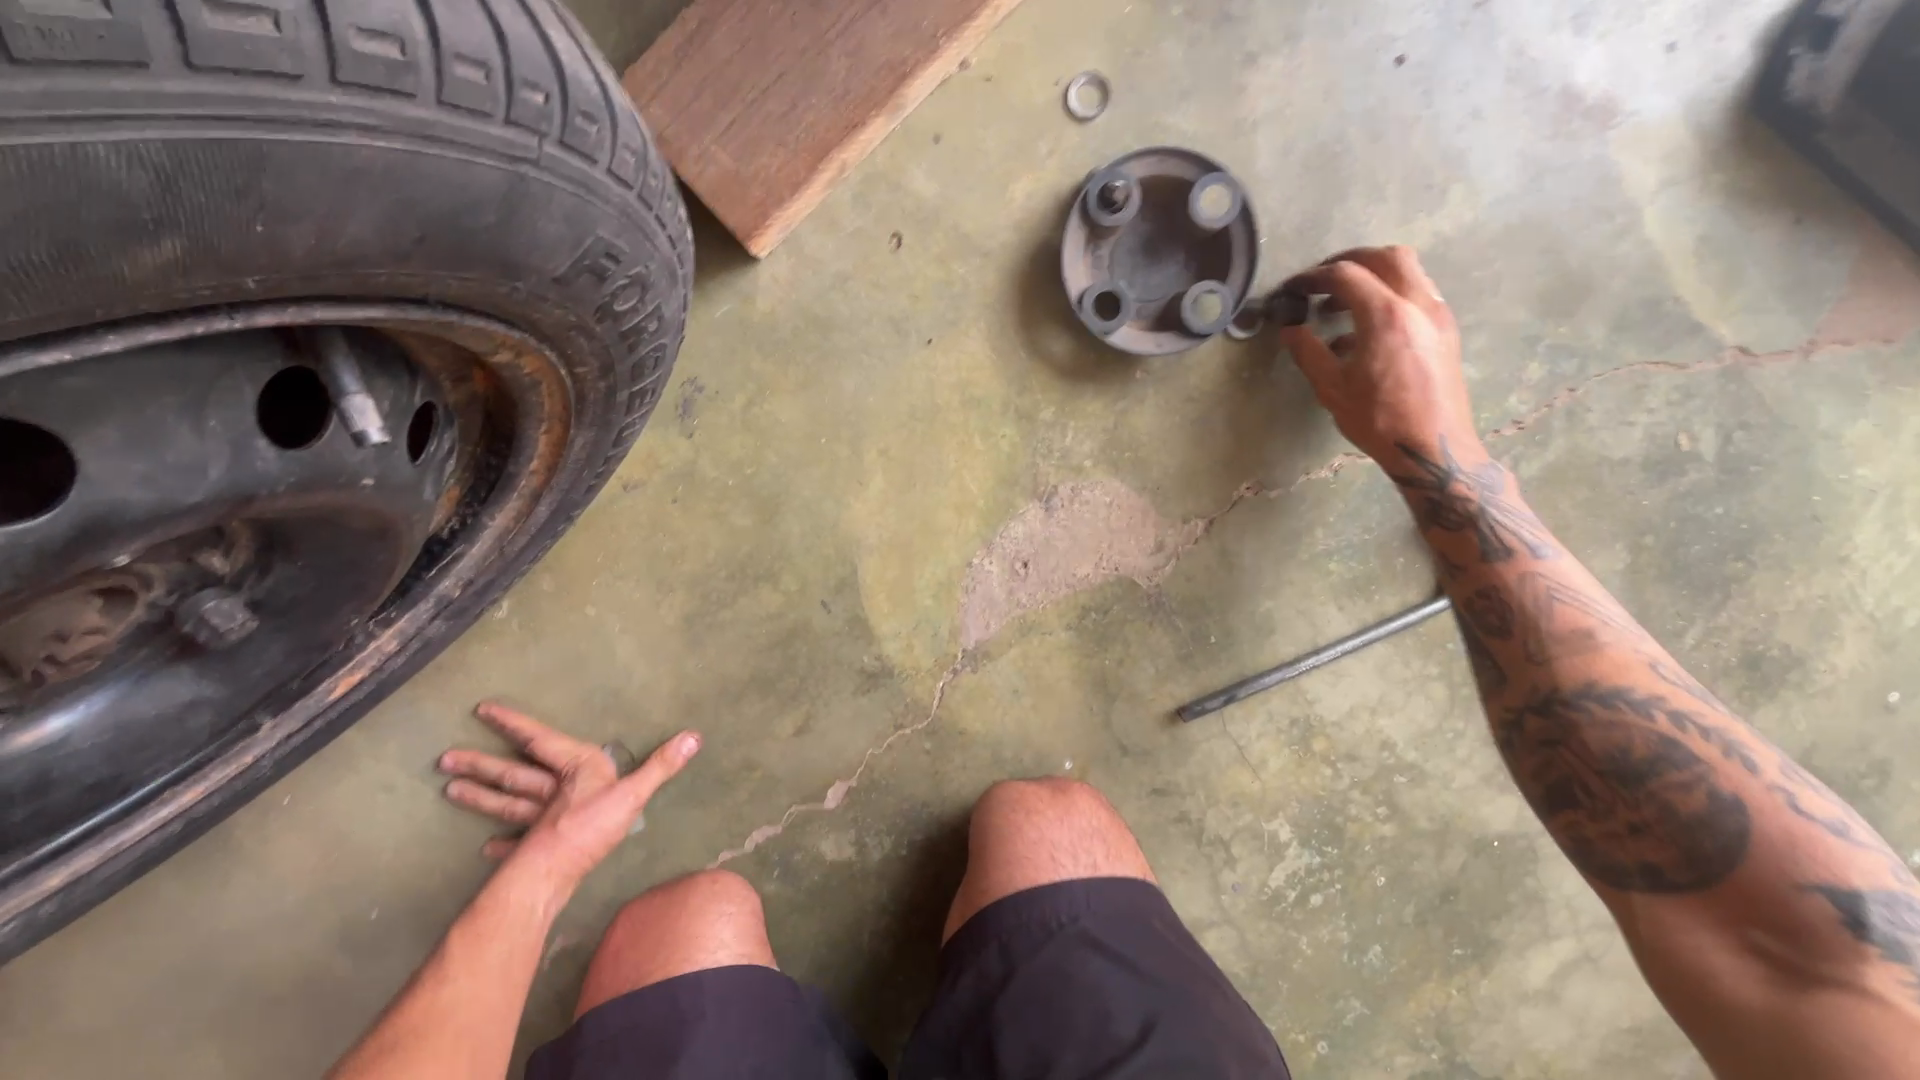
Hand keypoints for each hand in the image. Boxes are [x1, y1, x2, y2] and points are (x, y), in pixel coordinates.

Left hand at [437, 702, 700, 887]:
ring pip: (508, 803)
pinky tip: (486, 847)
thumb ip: (661, 766)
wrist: (554, 874)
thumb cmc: (589, 827)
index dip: (513, 724)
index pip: (539, 740)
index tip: (482, 710)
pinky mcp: (535, 847)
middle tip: (445, 759)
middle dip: (482, 764)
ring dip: (481, 797)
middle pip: (514, 774)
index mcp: (574, 768)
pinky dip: (502, 842)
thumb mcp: (631, 793)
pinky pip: (516, 841)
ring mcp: (539, 820)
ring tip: (450, 790)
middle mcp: (552, 790)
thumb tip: (694, 736)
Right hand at [1278, 246, 1481, 469]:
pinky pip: (1417, 294)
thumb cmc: (1379, 420)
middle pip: (1385, 257)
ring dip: (1373, 276)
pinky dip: (1390, 295)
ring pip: (1408, 271)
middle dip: (1350, 261)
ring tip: (1343, 304)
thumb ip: (1309, 353)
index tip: (1294, 288)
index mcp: (1386, 315)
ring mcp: (1438, 315)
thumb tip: (1291, 330)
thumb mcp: (1332, 389)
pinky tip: (1368, 328)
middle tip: (1322, 281)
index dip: (1314, 277)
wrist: (1434, 446)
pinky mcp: (1446, 330)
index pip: (1346, 275)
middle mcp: (1417, 304)